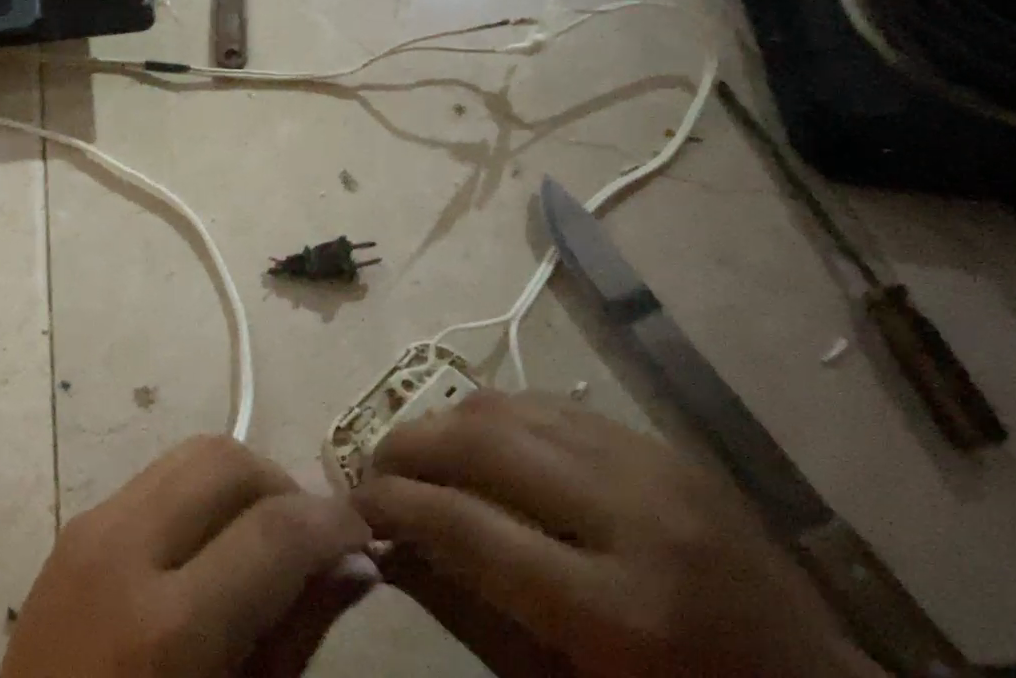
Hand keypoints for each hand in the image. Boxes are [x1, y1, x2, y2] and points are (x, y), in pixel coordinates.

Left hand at [1, 435, 374, 677]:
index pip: (274, 530)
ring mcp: (90, 528)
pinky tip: (214, 544)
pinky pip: (156, 479)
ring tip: (265, 539)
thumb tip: (354, 561)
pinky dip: (200, 494)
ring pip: (188, 455)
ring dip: (241, 483)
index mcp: (167, 626)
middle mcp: (123, 551)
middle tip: (310, 540)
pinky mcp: (76, 523)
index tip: (364, 536)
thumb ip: (295, 633)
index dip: (333, 522)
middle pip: (224, 461)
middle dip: (283, 486)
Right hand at [351, 392, 881, 677]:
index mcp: (615, 610)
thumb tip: (385, 545)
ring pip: (512, 407)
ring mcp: (656, 469)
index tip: (352, 502)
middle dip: (406, 446)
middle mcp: (635, 519)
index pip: (465, 524)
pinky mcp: (663, 446)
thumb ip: (469, 609)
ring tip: (416, 454)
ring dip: (445, 424)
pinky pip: (552, 406)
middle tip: (373, 470)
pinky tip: (477, 444)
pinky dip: (496, 416)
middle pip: (483, 442)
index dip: (391, 504)